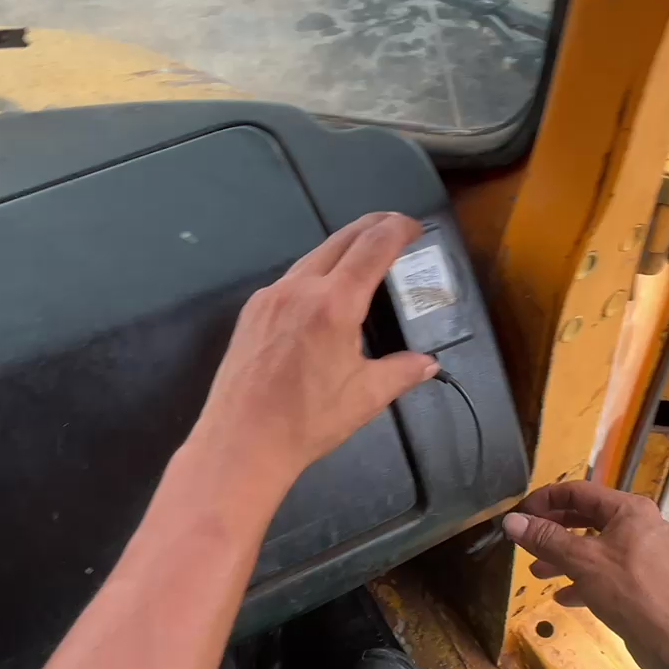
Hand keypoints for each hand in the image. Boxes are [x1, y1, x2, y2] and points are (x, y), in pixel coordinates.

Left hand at [190, 213, 437, 488]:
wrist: (242, 442)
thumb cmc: (307, 421)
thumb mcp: (365, 397)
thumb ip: (401, 372)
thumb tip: (427, 364)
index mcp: (333, 304)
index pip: (372, 247)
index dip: (397, 229)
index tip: (413, 226)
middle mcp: (299, 288)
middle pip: (340, 240)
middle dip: (371, 226)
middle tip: (393, 226)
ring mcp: (270, 297)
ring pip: (312, 257)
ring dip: (342, 248)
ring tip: (362, 256)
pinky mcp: (252, 312)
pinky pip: (290, 280)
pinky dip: (315, 272)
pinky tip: (323, 291)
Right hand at [501, 481, 668, 661]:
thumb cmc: (629, 591)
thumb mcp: (581, 561)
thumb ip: (545, 539)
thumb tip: (511, 521)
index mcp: (629, 510)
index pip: (578, 491)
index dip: (544, 499)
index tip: (519, 515)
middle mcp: (640, 525)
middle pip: (587, 518)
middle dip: (553, 531)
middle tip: (525, 542)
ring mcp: (645, 554)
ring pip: (596, 547)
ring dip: (564, 557)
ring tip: (537, 572)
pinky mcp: (646, 581)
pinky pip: (608, 572)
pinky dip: (585, 579)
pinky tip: (564, 596)